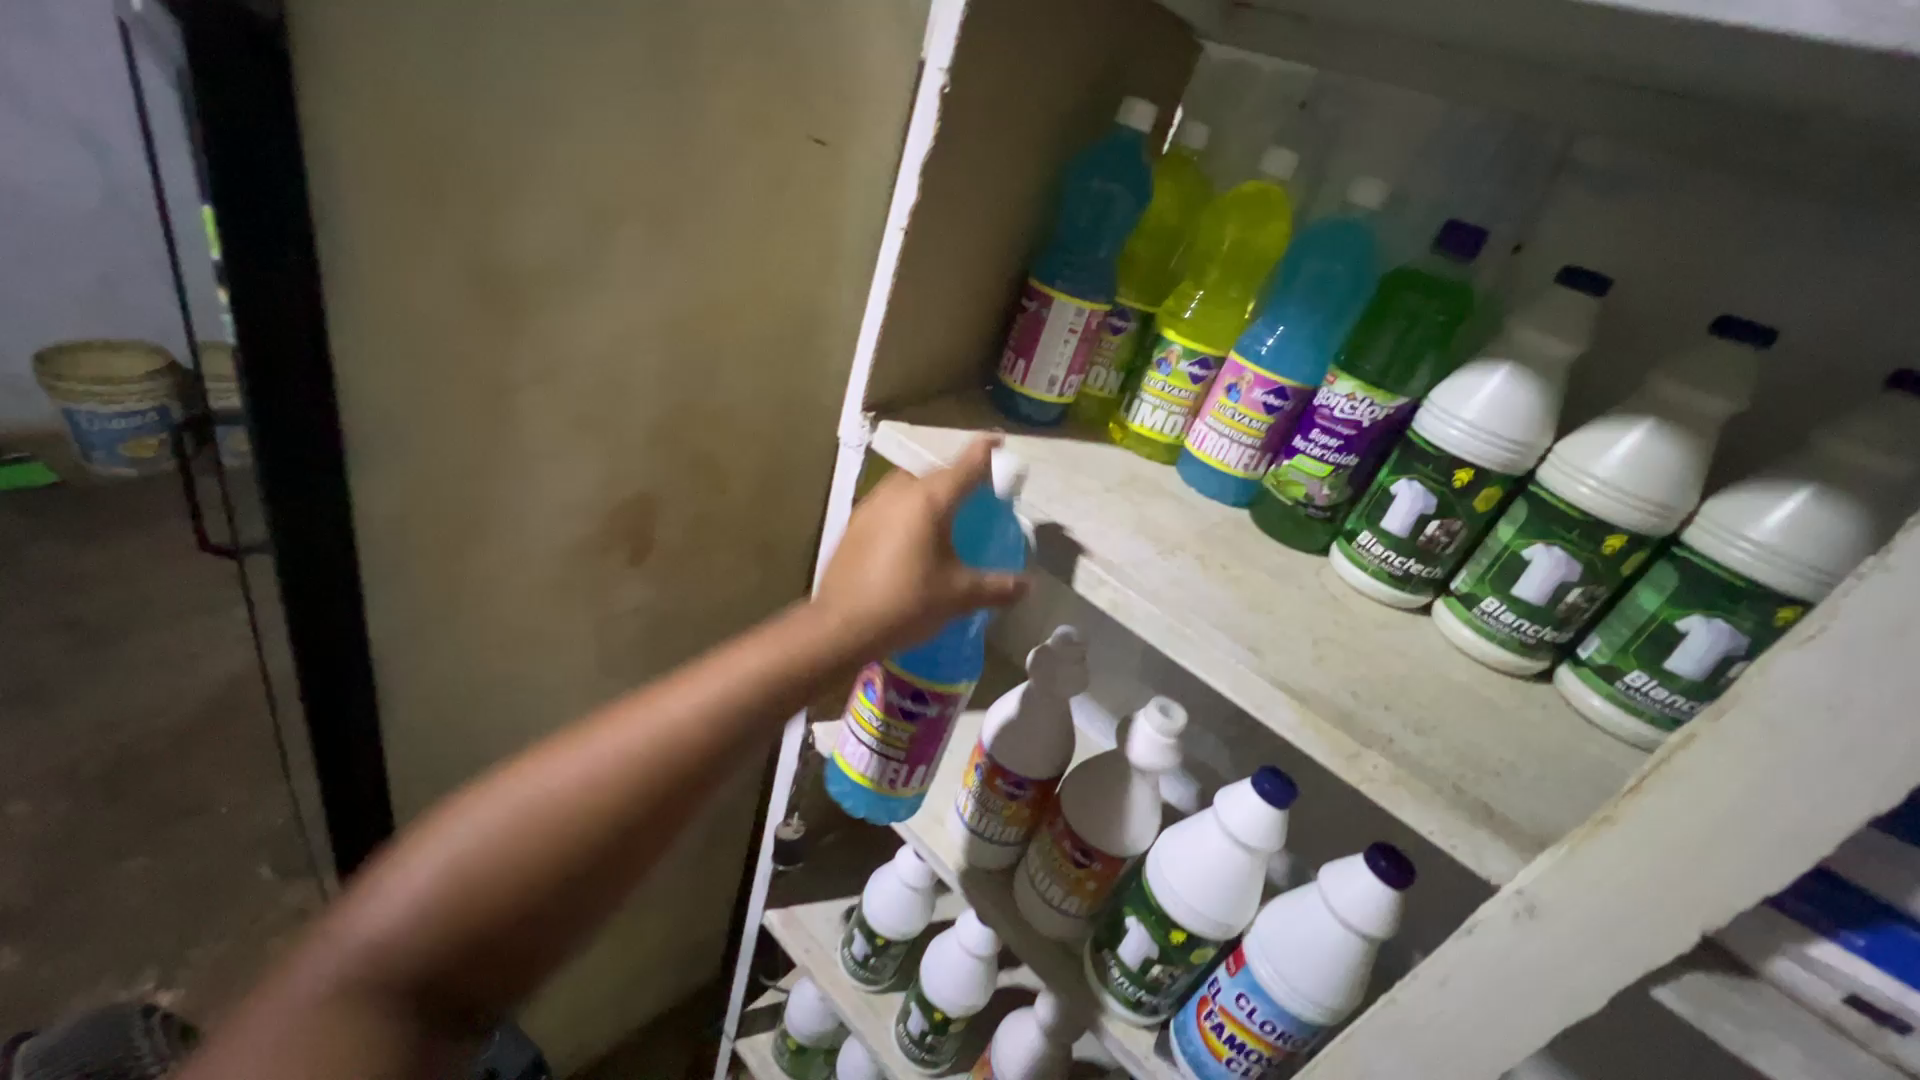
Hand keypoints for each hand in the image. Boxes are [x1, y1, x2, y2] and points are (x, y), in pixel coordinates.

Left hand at [815, 436, 1030, 656]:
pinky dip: (908, 509)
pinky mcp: (855, 524)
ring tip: (946, 512)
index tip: (1000, 441)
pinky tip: (913, 535)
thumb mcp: (959, 596)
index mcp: (929, 500)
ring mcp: (871, 506)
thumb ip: (997, 587)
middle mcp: (899, 492)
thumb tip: (1027, 585)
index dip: (987, 452)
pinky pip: (890, 504)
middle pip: (936, 473)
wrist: (841, 626)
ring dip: (930, 492)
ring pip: (909, 487)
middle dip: (959, 477)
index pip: (966, 465)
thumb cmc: (906, 603)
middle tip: (978, 491)